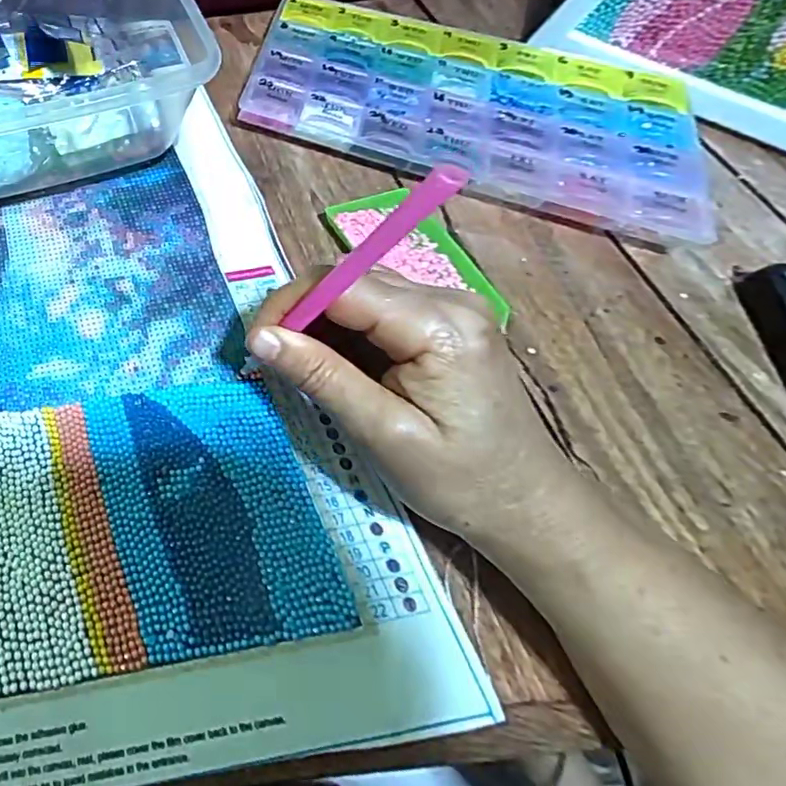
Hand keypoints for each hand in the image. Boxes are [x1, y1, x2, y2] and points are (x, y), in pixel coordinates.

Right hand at [246, 269, 588, 549]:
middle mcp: (448, 299)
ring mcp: (448, 306)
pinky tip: (332, 361)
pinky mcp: (441, 319)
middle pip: (346, 278)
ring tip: (297, 361)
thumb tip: (259, 337)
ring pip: (355, 288)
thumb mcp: (383, 433)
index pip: (341, 285)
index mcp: (441, 326)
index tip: (256, 344)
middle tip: (269, 355)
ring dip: (316, 318)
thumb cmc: (461, 481)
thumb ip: (322, 376)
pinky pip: (373, 306)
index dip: (289, 305)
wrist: (529, 507)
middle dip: (298, 310)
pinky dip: (340, 327)